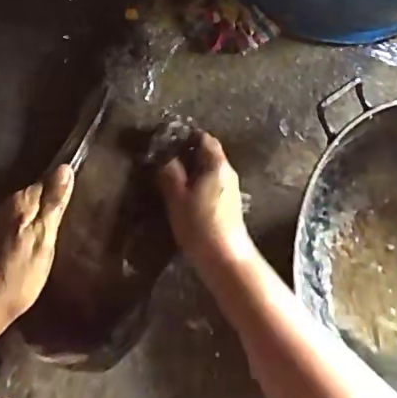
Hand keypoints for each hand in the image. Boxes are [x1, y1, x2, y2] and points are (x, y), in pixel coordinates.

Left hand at [0, 163, 73, 326]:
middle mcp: (6, 204)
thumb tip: (65, 168)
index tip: (77, 200)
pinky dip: (26, 231)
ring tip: (54, 234)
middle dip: (50, 203)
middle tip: (70, 220)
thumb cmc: (19, 276)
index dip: (62, 189)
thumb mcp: (44, 241)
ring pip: (25, 211)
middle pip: (35, 195)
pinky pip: (16, 224)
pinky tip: (33, 246)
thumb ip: (53, 205)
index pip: (48, 180)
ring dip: (37, 219)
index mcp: (21, 201)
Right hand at [157, 130, 254, 274]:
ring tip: (172, 179)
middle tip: (166, 160)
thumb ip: (170, 173)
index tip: (168, 142)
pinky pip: (213, 184)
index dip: (186, 136)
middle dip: (188, 154)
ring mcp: (232, 189)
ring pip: (210, 170)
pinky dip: (199, 184)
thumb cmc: (200, 225)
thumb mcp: (177, 198)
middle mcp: (228, 171)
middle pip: (208, 153)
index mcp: (217, 164)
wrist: (227, 260)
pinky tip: (186, 197)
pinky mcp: (230, 205)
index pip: (204, 138)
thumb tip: (165, 156)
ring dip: (193, 171)